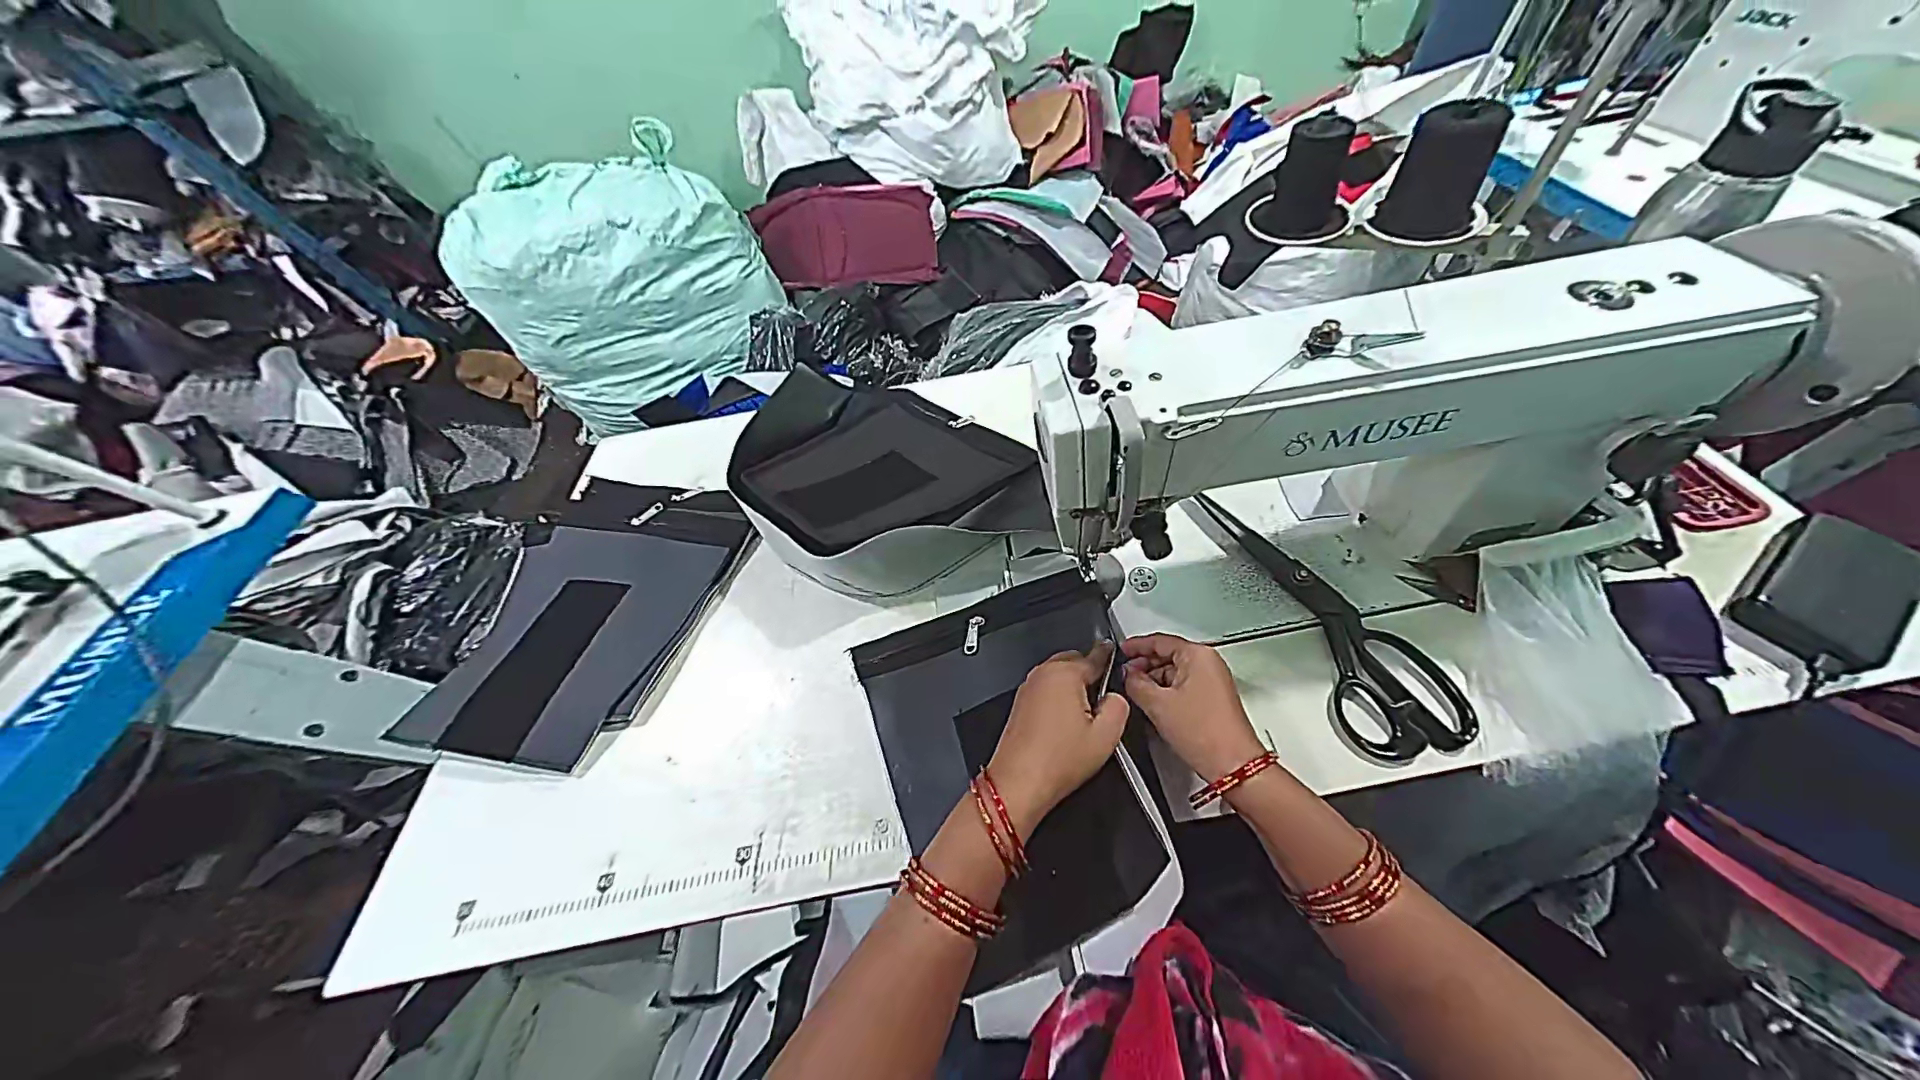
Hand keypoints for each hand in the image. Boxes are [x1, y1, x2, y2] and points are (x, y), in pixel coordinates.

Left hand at [987, 643, 1128, 836]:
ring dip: (1073, 689)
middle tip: (1102, 701)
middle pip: (1074, 662)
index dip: (1109, 658)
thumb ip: (1120, 705)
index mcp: (1065, 674)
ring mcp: (1028, 688)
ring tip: (1082, 722)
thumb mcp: (1107, 735)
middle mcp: (1043, 675)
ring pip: (1059, 677)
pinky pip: (1046, 691)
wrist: (1020, 782)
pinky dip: (1058, 700)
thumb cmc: (1053, 761)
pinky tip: (1065, 727)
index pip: (1095, 656)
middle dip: (1089, 676)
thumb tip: (1116, 697)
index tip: (1113, 653)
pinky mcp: (1021, 703)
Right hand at [1123, 634, 1266, 781]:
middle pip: (1168, 654)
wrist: (1233, 764)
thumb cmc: (1208, 734)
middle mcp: (1209, 663)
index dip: (1137, 645)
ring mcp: (1213, 680)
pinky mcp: (1213, 697)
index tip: (1123, 649)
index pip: (1160, 640)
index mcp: (1198, 655)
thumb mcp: (1157, 704)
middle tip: (1126, 673)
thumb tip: (1128, 675)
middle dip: (1145, 664)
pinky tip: (1154, 703)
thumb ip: (1135, 683)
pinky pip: (1184, 685)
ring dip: (1155, 680)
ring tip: (1137, 692)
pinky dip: (1167, 691)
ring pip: (1175, 671)